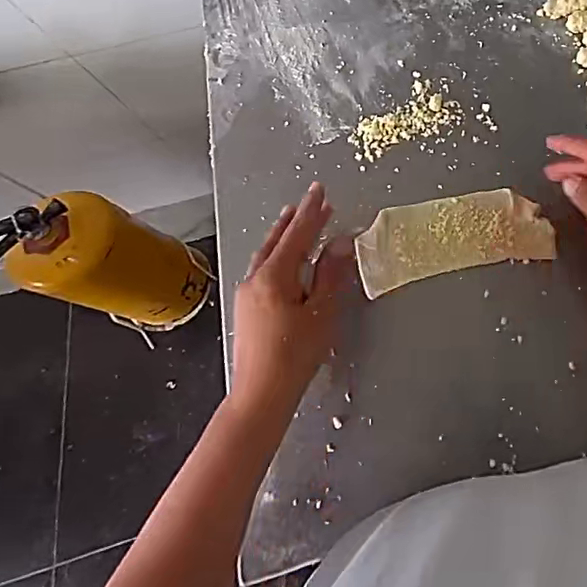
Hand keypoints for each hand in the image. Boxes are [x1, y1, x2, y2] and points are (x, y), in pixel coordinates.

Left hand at [229, 182, 352, 413]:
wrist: (259, 396)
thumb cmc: (294, 356)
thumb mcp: (321, 314)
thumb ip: (330, 275)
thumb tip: (340, 242)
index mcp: (274, 276)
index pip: (297, 234)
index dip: (312, 212)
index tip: (320, 190)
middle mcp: (255, 278)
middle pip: (277, 240)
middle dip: (296, 220)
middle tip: (311, 202)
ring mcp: (246, 293)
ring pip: (266, 253)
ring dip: (283, 235)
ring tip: (293, 220)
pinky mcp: (246, 308)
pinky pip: (262, 268)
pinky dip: (276, 255)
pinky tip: (282, 259)